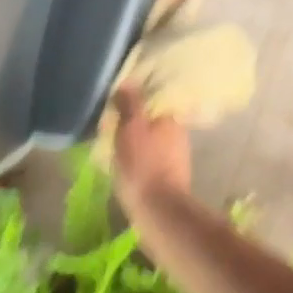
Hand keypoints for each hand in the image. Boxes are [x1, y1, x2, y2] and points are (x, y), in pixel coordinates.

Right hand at [111, 85, 191, 209]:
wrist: (160, 212)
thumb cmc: (143, 165)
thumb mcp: (130, 129)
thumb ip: (130, 104)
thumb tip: (129, 80)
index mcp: (171, 118)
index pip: (154, 98)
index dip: (136, 98)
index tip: (119, 99)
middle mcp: (179, 134)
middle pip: (154, 119)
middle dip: (137, 120)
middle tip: (114, 122)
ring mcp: (177, 157)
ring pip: (154, 140)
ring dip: (138, 140)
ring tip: (117, 144)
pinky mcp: (172, 177)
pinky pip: (153, 159)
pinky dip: (142, 158)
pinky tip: (128, 164)